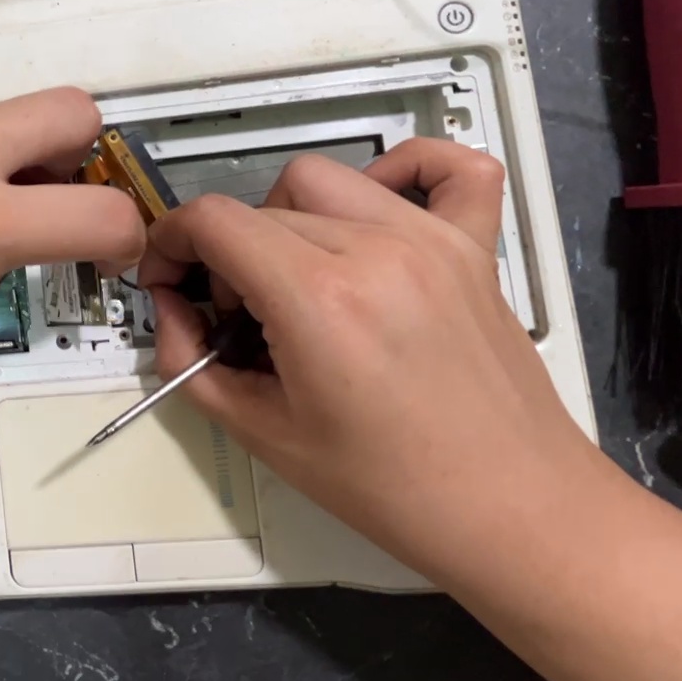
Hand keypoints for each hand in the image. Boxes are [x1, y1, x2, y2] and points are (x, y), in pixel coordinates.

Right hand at [137, 140, 604, 580]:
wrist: (514, 514)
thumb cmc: (384, 486)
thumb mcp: (257, 432)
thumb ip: (187, 358)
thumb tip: (170, 304)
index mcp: (317, 299)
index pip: (211, 220)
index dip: (169, 243)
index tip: (167, 282)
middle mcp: (374, 249)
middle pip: (257, 207)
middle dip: (223, 253)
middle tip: (237, 314)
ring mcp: (432, 239)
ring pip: (320, 177)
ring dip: (283, 217)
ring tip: (295, 276)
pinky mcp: (475, 246)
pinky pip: (449, 166)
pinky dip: (404, 168)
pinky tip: (377, 211)